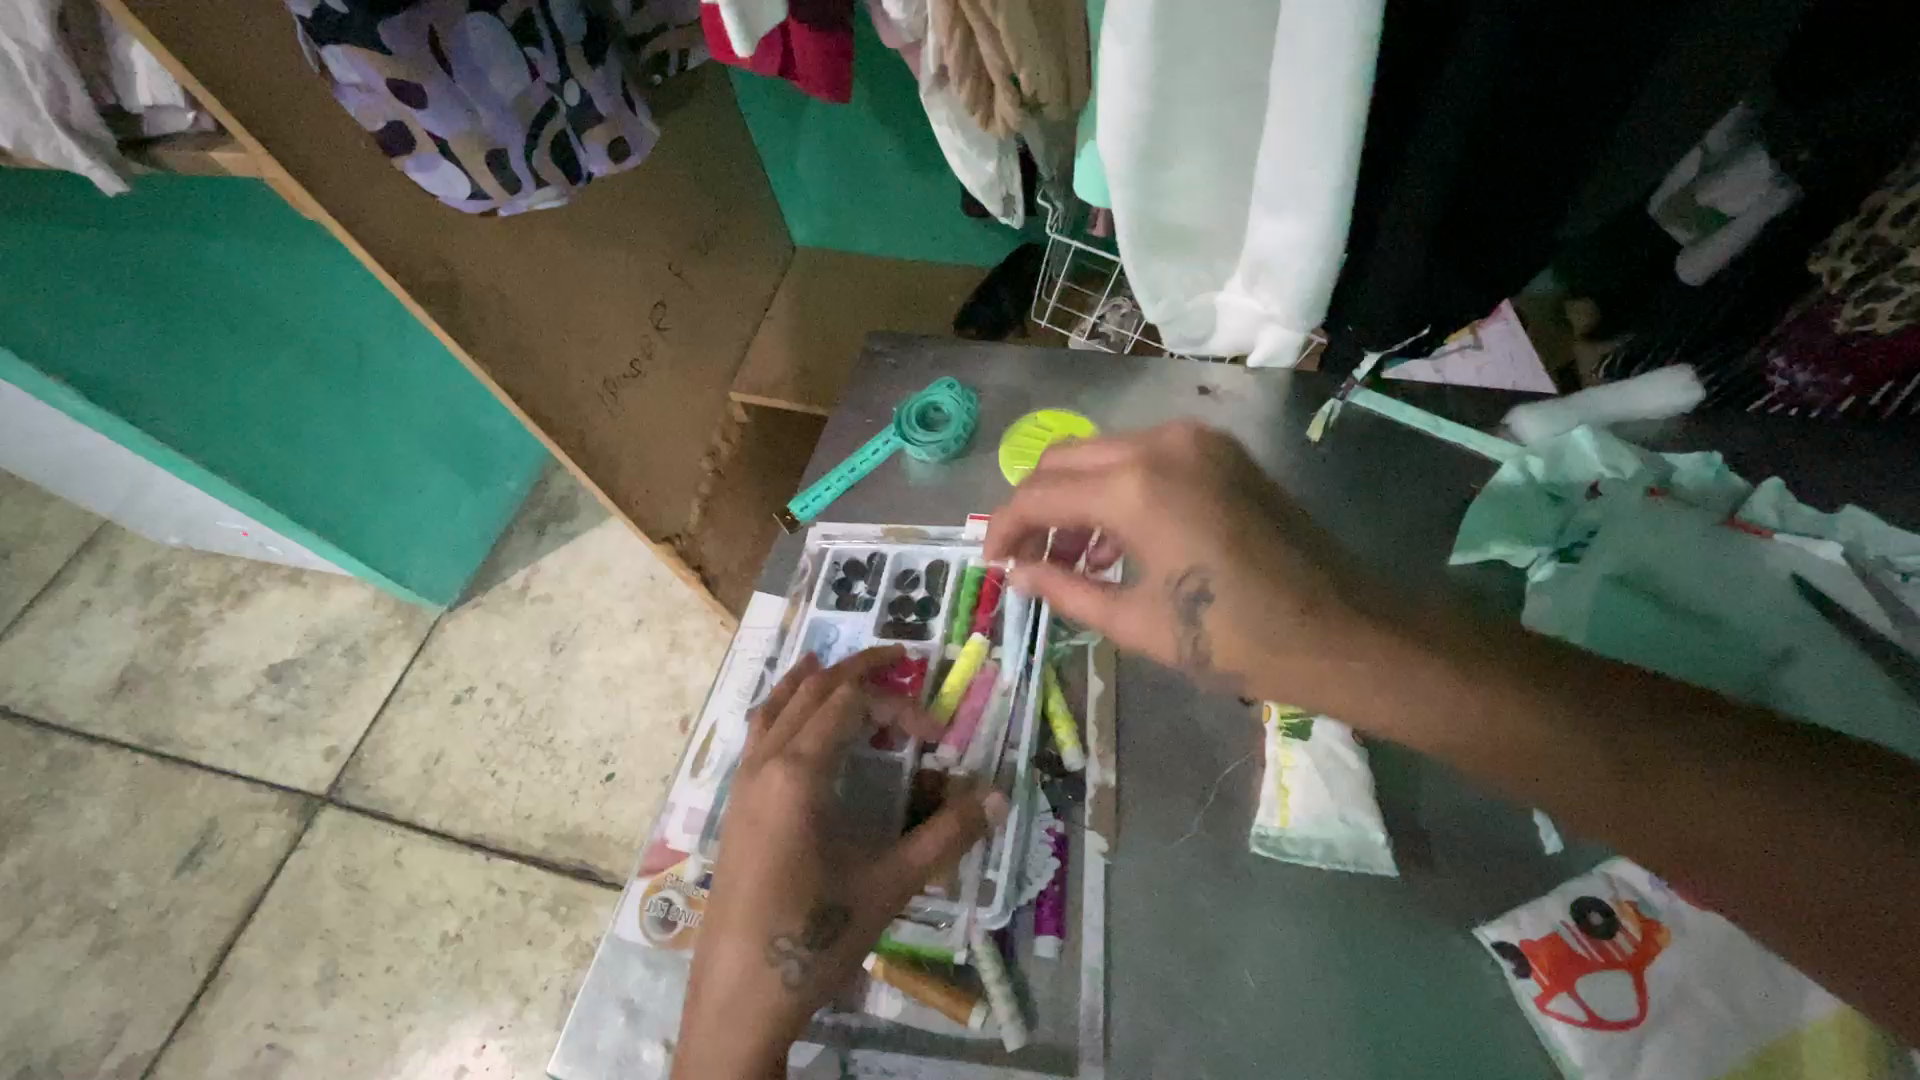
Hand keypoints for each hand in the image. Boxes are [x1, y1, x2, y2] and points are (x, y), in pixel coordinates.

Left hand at [673, 648, 1007, 1079]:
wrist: (739, 997)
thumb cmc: (814, 936)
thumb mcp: (890, 883)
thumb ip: (947, 835)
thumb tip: (1000, 796)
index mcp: (798, 771)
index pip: (851, 704)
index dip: (898, 706)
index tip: (936, 738)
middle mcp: (765, 763)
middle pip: (812, 691)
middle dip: (857, 670)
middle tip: (899, 659)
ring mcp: (742, 784)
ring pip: (774, 706)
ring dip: (810, 680)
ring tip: (834, 662)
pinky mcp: (735, 807)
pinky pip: (756, 734)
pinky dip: (779, 708)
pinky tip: (789, 720)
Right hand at [984, 420, 1392, 708]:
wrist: (1338, 631)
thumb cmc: (1231, 639)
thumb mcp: (1133, 621)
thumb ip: (1063, 588)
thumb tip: (1016, 574)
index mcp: (1134, 487)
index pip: (1039, 494)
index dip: (1005, 530)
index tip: (994, 564)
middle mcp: (1159, 443)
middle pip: (1064, 459)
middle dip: (1035, 507)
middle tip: (1026, 557)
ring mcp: (1195, 439)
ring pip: (1102, 453)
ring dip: (1074, 497)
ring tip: (1071, 557)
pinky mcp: (1219, 449)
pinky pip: (1143, 456)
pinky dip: (1116, 488)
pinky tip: (1117, 539)